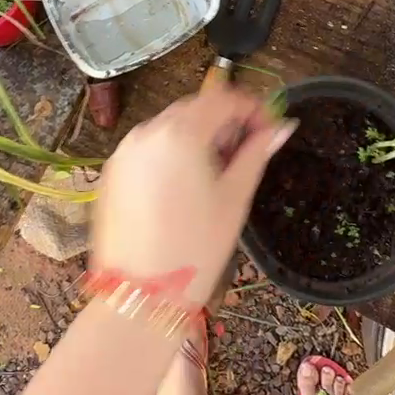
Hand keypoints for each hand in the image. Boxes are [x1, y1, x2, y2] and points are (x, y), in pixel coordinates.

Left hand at [89, 84, 296, 304]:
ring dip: (198, 135)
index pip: (223, 99)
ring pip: (170, 126)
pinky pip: (149, 147)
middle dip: (224, 121)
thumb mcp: (234, 197)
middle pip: (194, 108)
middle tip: (248, 148)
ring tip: (219, 169)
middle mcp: (147, 132)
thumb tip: (281, 128)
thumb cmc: (195, 248)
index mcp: (180, 133)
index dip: (252, 107)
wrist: (142, 295)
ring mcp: (125, 152)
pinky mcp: (113, 172)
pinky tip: (188, 182)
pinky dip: (172, 152)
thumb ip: (256, 153)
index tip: (269, 127)